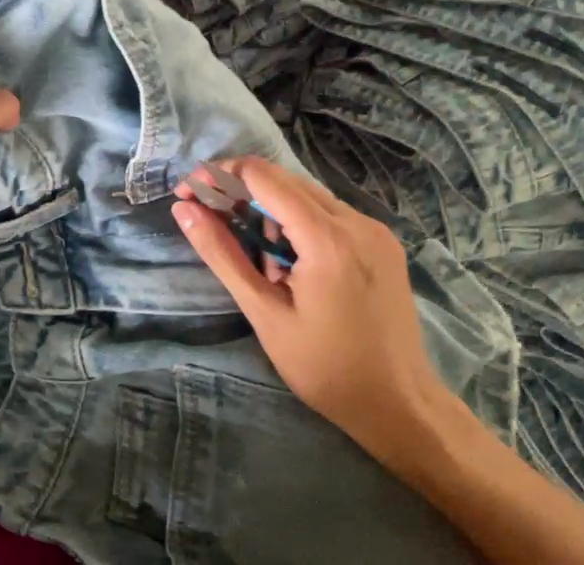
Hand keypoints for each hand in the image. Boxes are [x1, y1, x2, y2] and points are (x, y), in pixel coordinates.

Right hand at [172, 158, 447, 447]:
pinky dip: (295, 220)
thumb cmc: (325, 366)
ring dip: (266, 206)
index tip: (187, 195)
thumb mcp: (263, 312)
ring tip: (249, 250)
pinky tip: (284, 258)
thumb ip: (222, 254)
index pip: (261, 176)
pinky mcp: (382, 245)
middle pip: (282, 179)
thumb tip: (183, 208)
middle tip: (205, 216)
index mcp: (328, 239)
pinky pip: (328, 213)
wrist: (400, 406)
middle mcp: (357, 223)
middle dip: (236, 189)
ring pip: (305, 194)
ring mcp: (375, 232)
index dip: (217, 176)